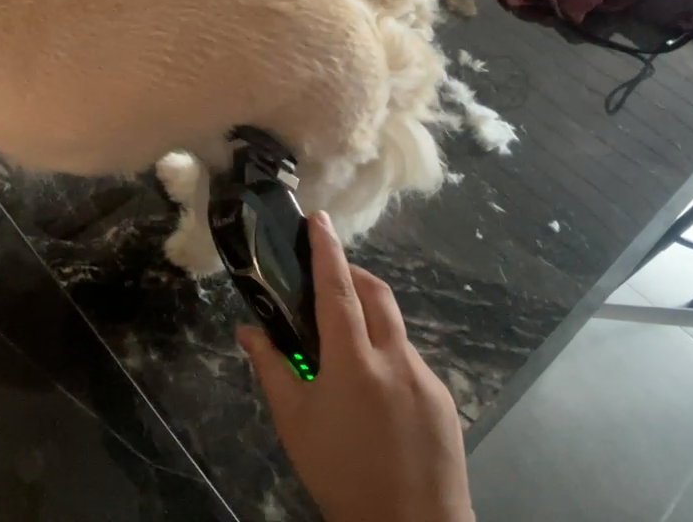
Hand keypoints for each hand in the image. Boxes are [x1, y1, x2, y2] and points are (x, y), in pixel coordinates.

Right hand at [237, 211, 473, 521]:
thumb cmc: (340, 474)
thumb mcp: (294, 422)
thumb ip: (271, 367)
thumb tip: (247, 330)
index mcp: (354, 362)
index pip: (339, 289)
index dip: (327, 250)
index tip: (320, 218)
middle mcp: (396, 361)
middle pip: (378, 294)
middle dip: (353, 272)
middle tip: (326, 273)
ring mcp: (426, 381)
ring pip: (395, 328)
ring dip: (369, 316)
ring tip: (341, 342)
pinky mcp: (444, 402)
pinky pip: (410, 360)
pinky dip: (386, 352)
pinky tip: (370, 387)